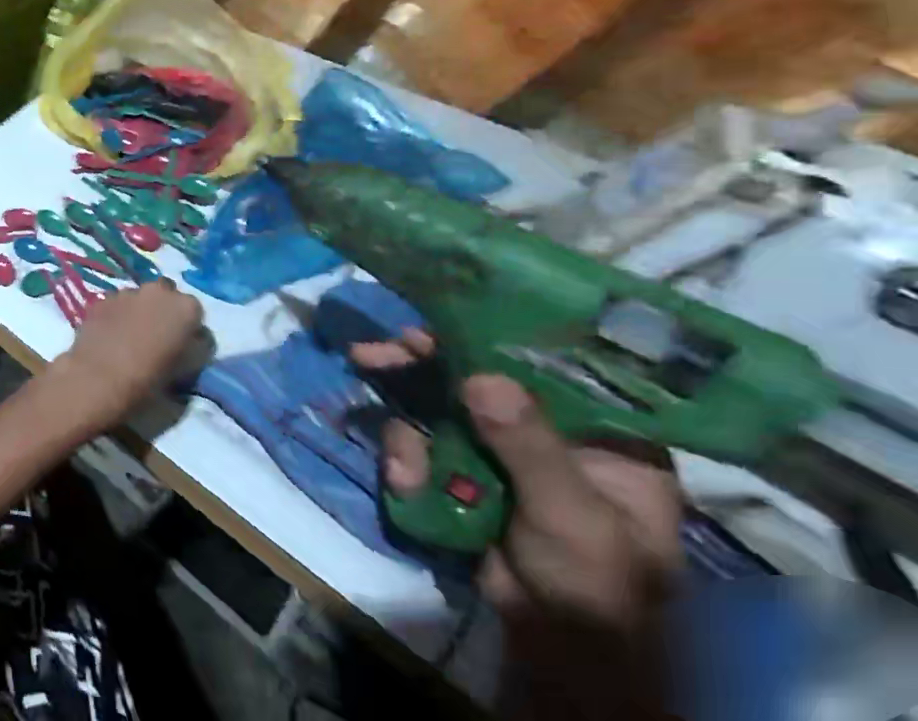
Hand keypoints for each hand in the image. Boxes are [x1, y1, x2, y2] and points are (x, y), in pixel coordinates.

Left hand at [45, 280, 203, 429]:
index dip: (188, 328)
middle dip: (163, 311)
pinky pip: (115, 304)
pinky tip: (109, 337)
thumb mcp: (188, 369)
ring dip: (138, 311)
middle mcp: (158, 290)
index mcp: (186, 306)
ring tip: (129, 338)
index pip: (195, 312)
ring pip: (138, 298)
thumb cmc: (150, 377)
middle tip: (156, 336)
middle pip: (165, 296)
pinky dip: (116, 315)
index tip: (181, 344)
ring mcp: (126, 292)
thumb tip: (195, 339)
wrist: (99, 378)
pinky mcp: (101, 300)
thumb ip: (197, 347)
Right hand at [351, 332, 682, 629]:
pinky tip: (406, 486)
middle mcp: (543, 425)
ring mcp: (496, 447)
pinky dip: (405, 462)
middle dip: (417, 367)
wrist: (558, 644)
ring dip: (406, 429)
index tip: (434, 324)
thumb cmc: (598, 583)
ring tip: (400, 466)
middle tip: (370, 355)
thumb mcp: (571, 515)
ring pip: (436, 410)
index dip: (485, 335)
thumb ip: (528, 447)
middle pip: (471, 376)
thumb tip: (482, 379)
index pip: (540, 362)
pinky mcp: (460, 470)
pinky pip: (421, 445)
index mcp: (596, 428)